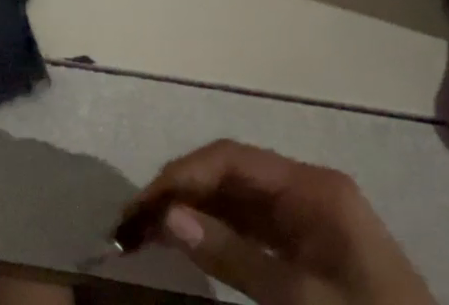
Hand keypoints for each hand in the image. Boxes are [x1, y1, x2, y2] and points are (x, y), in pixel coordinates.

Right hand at [121, 141, 432, 304]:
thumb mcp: (304, 298)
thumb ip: (235, 256)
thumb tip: (166, 216)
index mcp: (314, 187)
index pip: (232, 158)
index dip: (182, 175)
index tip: (143, 205)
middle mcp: (308, 190)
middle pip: (229, 174)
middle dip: (180, 192)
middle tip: (134, 223)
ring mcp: (308, 218)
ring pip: (234, 199)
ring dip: (191, 211)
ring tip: (148, 234)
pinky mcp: (308, 246)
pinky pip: (249, 225)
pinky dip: (214, 232)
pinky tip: (188, 245)